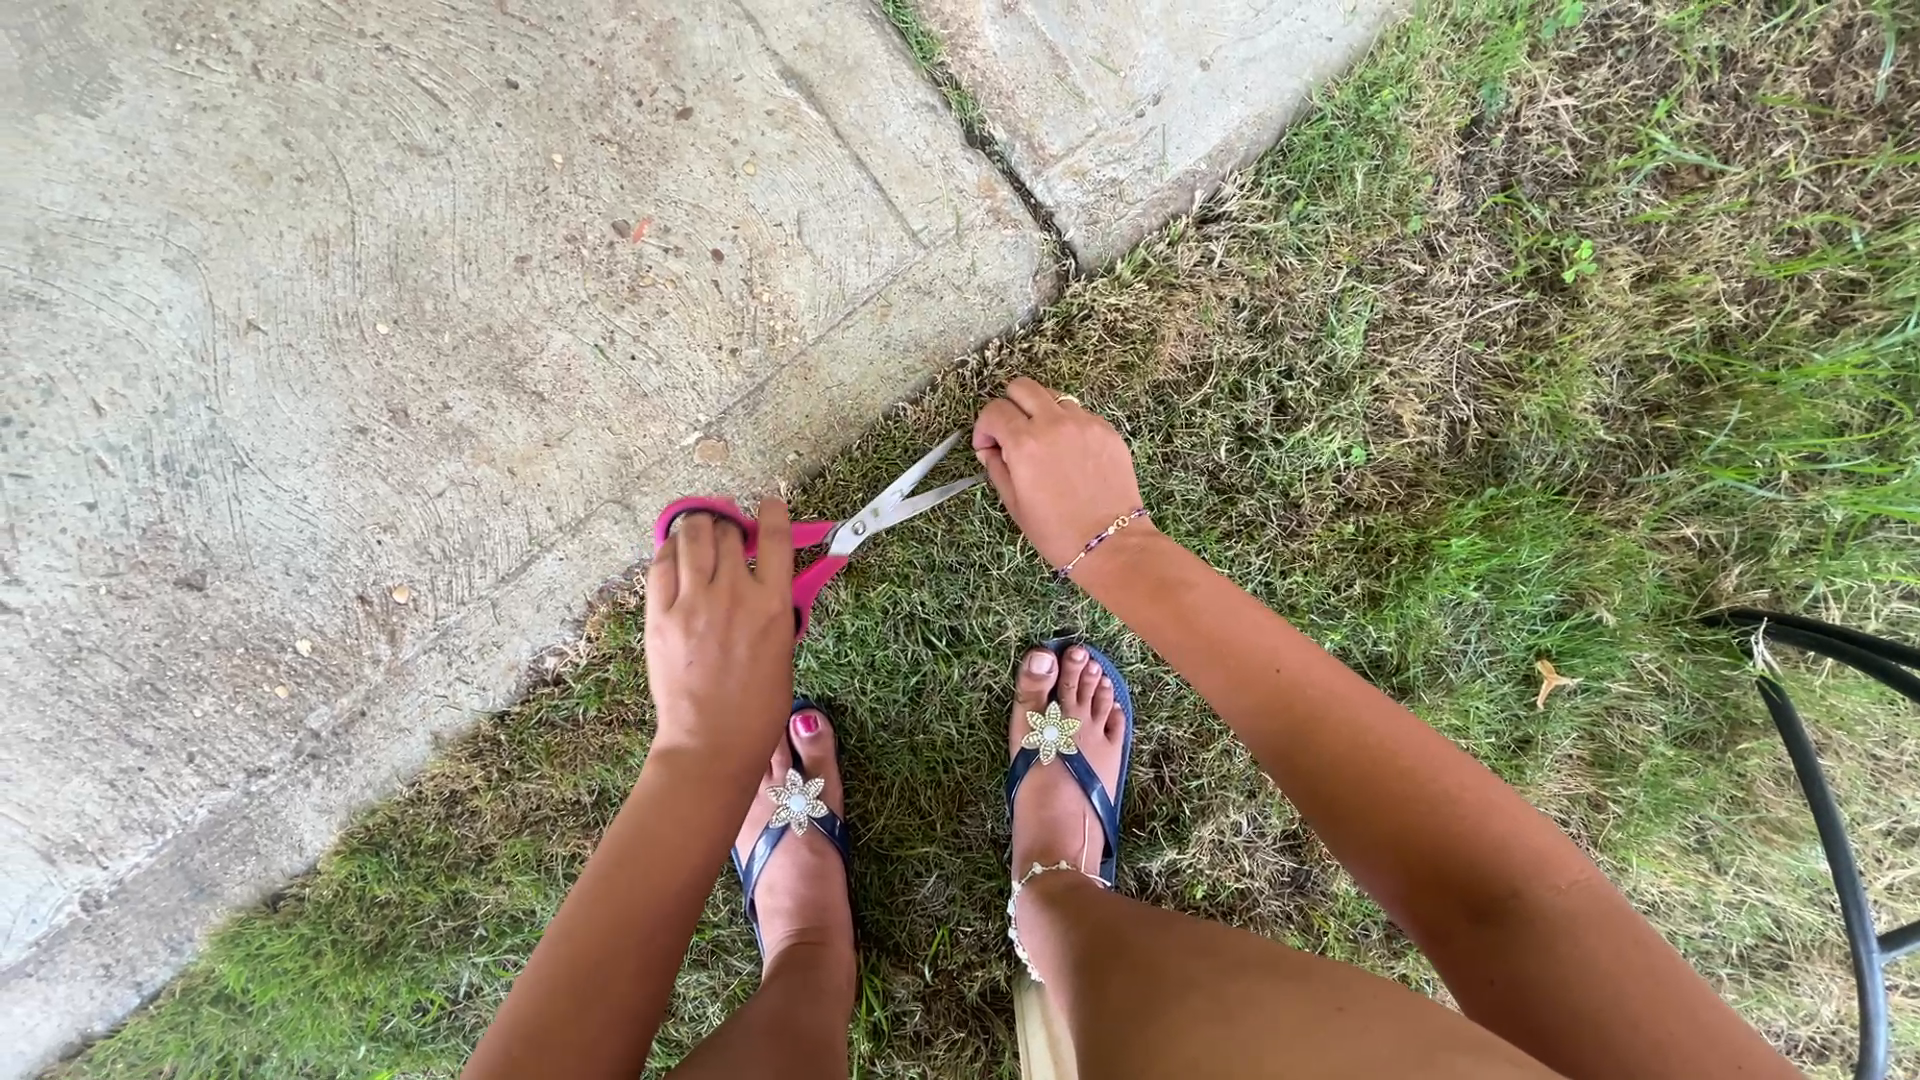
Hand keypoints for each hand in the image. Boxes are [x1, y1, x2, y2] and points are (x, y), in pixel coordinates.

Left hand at [643, 500, 795, 764]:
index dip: (772, 512)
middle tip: (726, 531)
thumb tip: (762, 582)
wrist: (713, 741)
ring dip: (698, 527)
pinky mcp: (660, 616)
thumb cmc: (759, 705)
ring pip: (692, 538)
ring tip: (698, 531)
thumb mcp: (783, 648)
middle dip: (728, 525)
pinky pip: (661, 565)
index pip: (775, 537)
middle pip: (727, 533)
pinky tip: (674, 553)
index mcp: (773, 605)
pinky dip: (669, 550)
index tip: (768, 504)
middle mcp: (735, 594)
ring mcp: (694, 603)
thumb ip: (772, 608)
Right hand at [972, 377, 1150, 567]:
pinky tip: (1068, 453)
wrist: (1110, 542)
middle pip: (1022, 387)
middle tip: (1010, 432)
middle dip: (1009, 406)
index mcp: (1024, 443)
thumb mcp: (1015, 504)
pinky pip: (1079, 413)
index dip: (984, 427)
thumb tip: (989, 450)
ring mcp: (1084, 423)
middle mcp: (1054, 424)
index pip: (994, 411)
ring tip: (1041, 441)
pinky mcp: (1107, 430)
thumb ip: (997, 468)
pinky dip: (1066, 424)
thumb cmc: (1056, 531)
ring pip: (1053, 395)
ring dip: (1039, 411)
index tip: (987, 446)